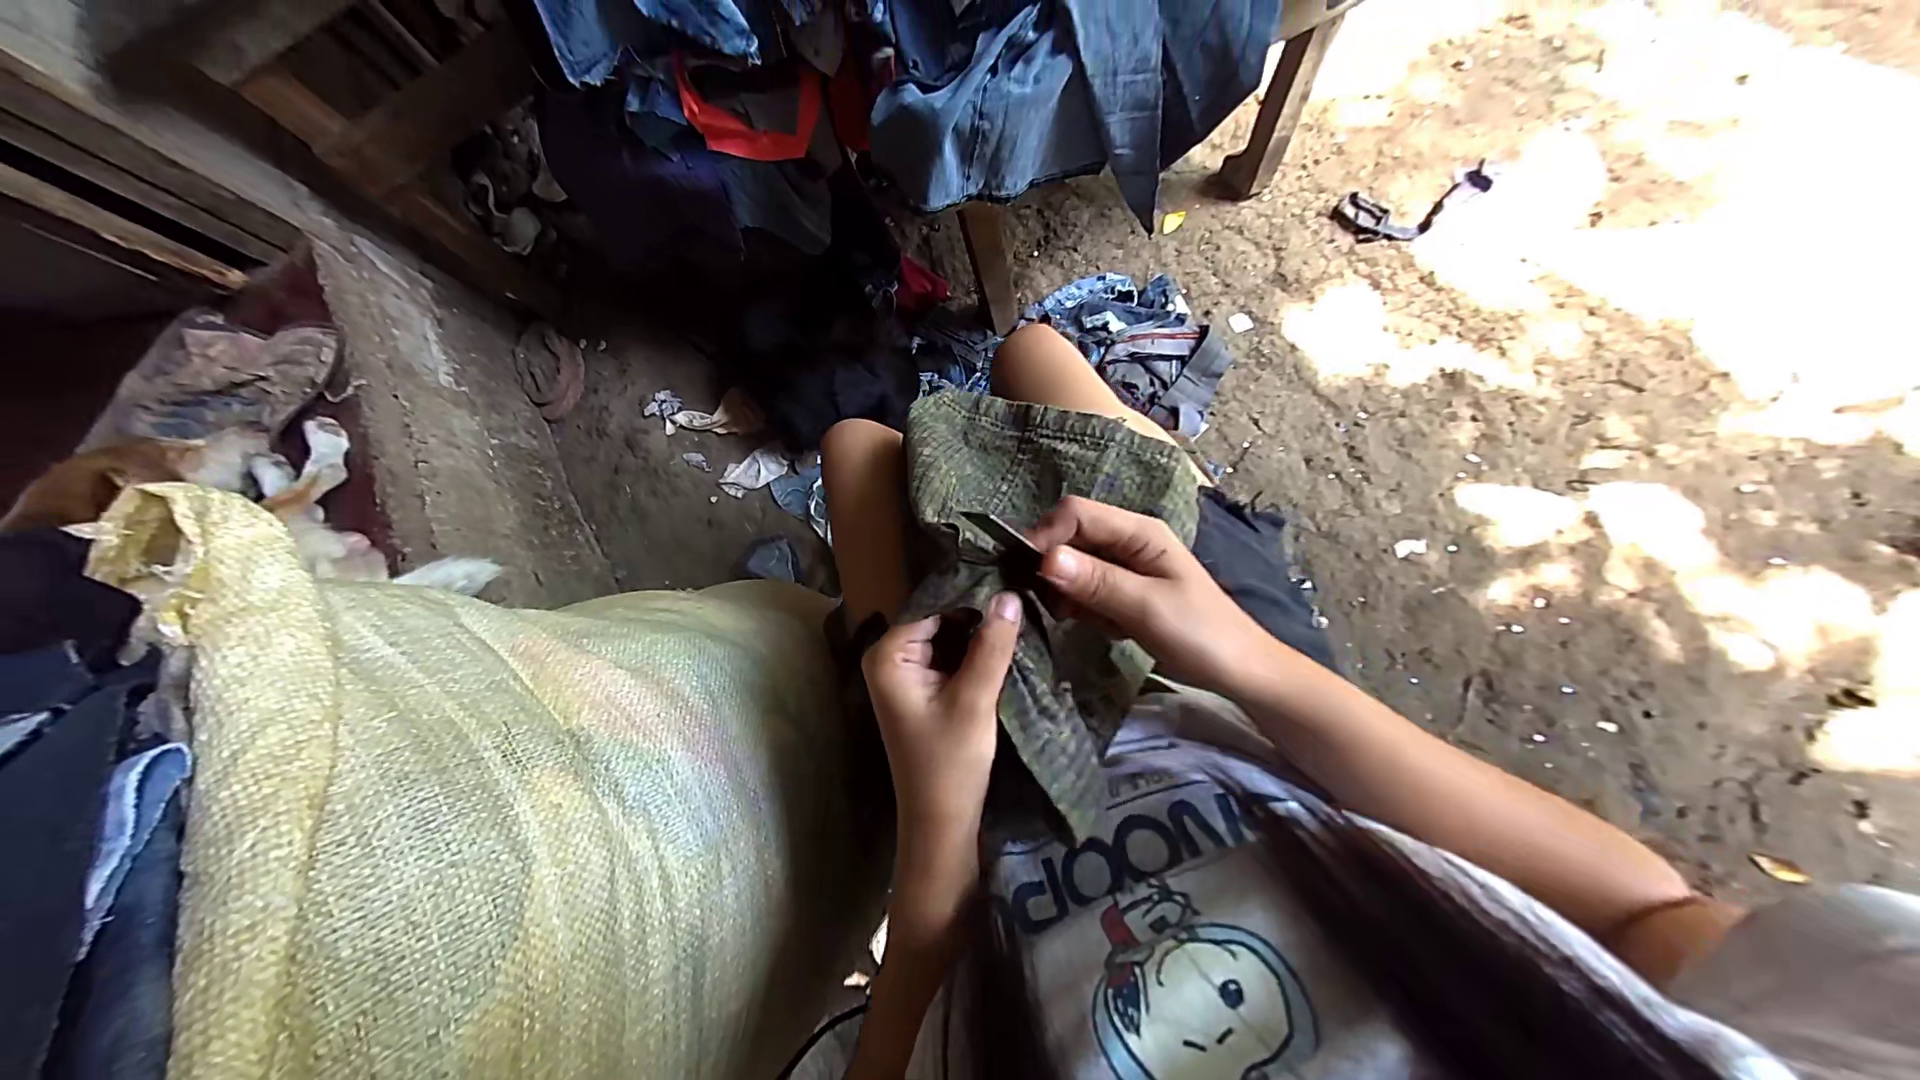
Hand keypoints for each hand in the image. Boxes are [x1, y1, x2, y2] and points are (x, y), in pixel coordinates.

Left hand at [861, 593, 1021, 931]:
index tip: (1011, 575)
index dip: (971, 590)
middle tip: (1021, 589)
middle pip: (938, 615)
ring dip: (979, 626)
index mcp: (888, 654)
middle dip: (977, 607)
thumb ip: (992, 646)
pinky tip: (1005, 634)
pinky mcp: (922, 685)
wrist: (941, 820)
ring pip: (947, 633)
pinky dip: (974, 647)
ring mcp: (905, 671)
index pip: (932, 602)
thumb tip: (1009, 594)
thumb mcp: (974, 700)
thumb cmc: (950, 763)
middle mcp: (889, 655)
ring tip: (1019, 605)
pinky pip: (949, 652)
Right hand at [1027, 495, 1277, 696]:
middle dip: (1053, 567)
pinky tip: (1098, 626)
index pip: (1076, 513)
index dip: (1047, 536)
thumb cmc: (1200, 634)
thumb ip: (1097, 581)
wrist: (1237, 670)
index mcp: (1139, 531)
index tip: (1030, 575)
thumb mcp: (1147, 607)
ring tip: (1079, 619)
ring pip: (1072, 564)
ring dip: (1066, 591)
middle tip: (1053, 605)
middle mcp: (1127, 540)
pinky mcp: (1121, 590)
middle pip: (1070, 536)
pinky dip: (1080, 606)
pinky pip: (1084, 588)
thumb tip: (1045, 559)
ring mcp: (1124, 565)